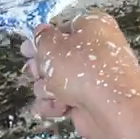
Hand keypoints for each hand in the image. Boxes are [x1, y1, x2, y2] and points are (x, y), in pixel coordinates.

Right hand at [23, 12, 139, 138]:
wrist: (111, 111)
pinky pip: (63, 99)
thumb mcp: (52, 45)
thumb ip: (41, 37)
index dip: (42, 40)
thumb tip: (40, 33)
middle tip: (37, 72)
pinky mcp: (90, 100)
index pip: (62, 29)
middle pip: (56, 56)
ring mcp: (94, 77)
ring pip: (55, 80)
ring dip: (46, 89)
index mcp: (93, 27)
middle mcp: (97, 50)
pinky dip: (56, 104)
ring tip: (52, 93)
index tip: (28, 50)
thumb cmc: (83, 72)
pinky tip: (57, 107)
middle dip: (41, 68)